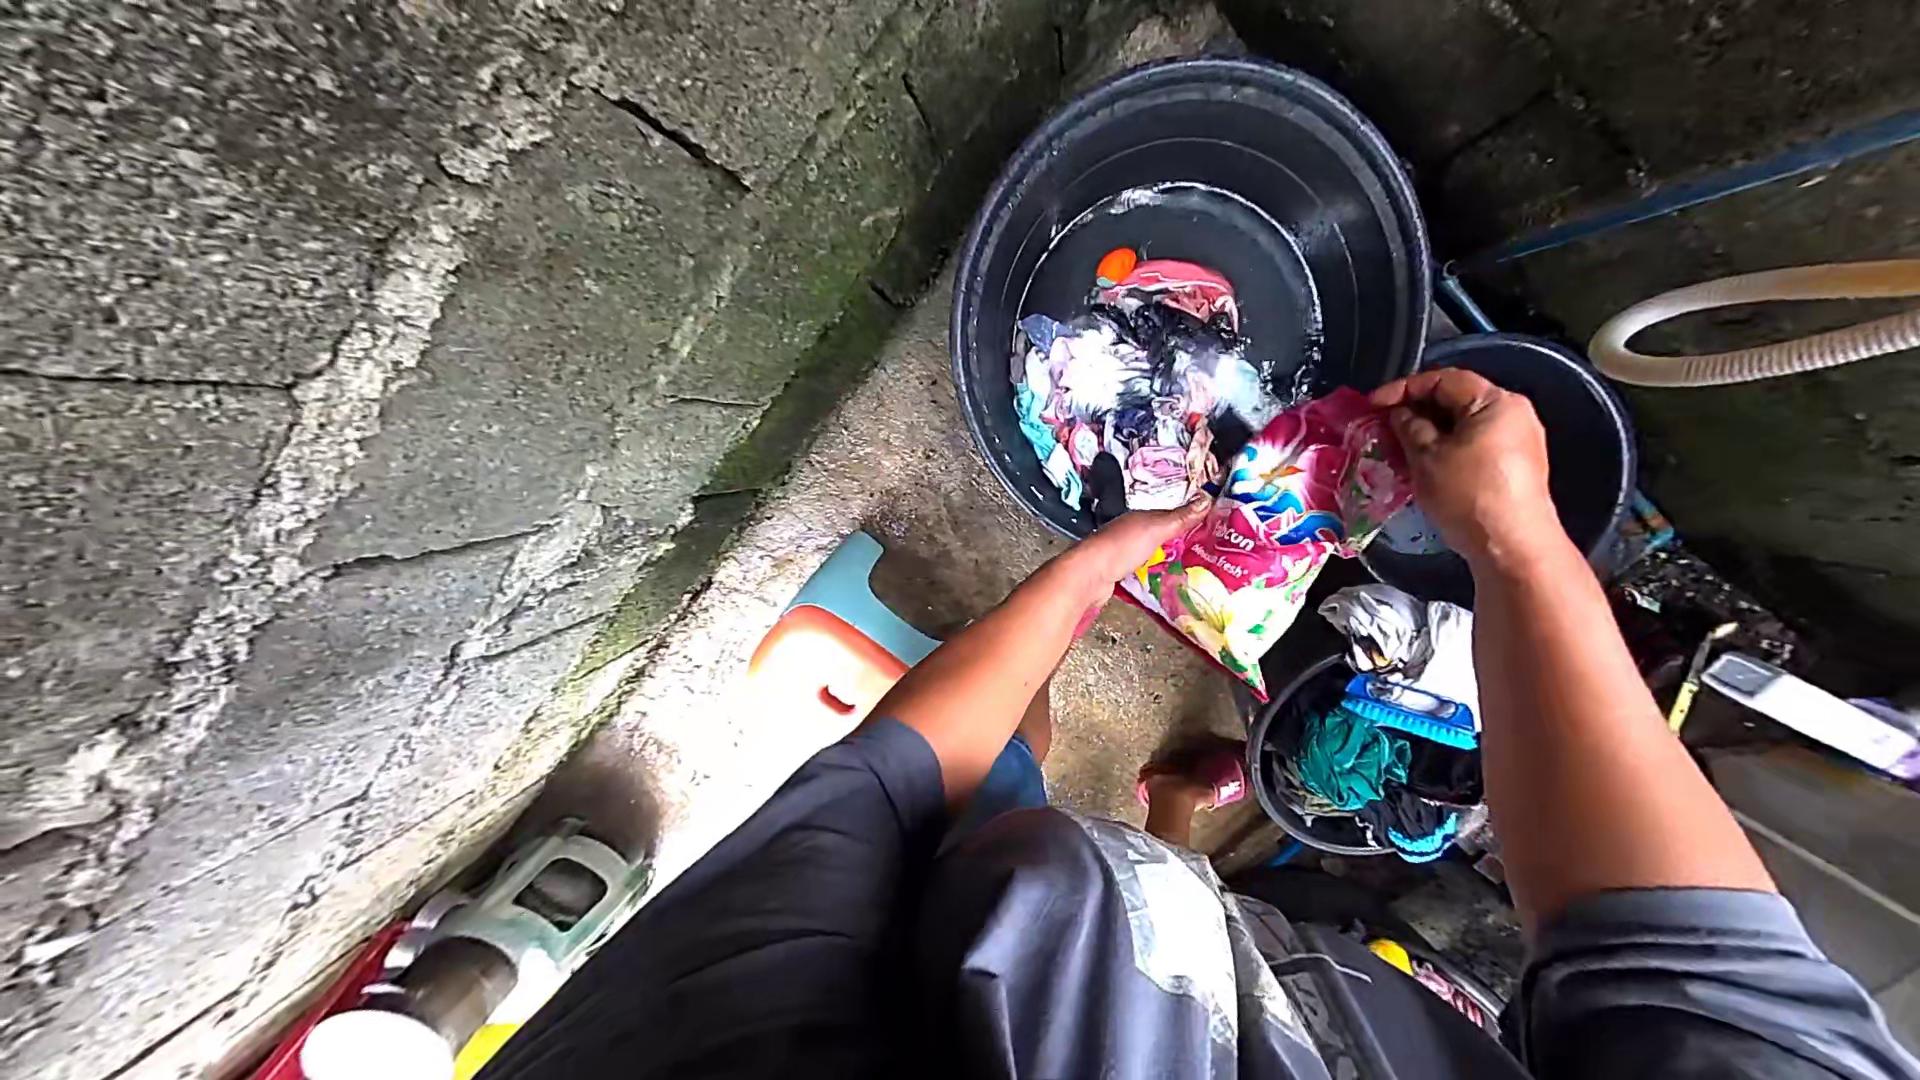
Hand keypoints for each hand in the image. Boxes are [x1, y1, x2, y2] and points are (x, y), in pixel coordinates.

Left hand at [1054, 494, 1210, 601]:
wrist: (1089, 575)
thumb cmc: (1120, 547)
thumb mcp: (1155, 528)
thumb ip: (1179, 518)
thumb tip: (1206, 499)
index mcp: (1138, 518)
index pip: (1169, 516)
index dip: (1189, 520)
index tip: (1211, 528)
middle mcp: (1129, 534)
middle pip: (1160, 536)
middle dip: (1180, 543)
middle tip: (1207, 553)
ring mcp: (1122, 554)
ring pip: (1151, 555)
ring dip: (1167, 560)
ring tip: (1192, 569)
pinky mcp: (1118, 574)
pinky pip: (1142, 572)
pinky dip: (1154, 575)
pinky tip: (1167, 582)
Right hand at [1370, 369, 1562, 567]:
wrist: (1508, 540)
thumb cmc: (1466, 492)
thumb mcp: (1426, 456)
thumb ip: (1409, 427)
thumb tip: (1399, 414)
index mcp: (1496, 403)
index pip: (1444, 379)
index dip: (1403, 388)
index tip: (1372, 403)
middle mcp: (1512, 413)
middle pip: (1455, 398)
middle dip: (1413, 409)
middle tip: (1380, 423)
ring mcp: (1515, 438)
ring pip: (1460, 422)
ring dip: (1424, 429)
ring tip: (1394, 444)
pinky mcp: (1510, 462)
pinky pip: (1470, 441)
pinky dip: (1441, 444)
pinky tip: (1418, 460)